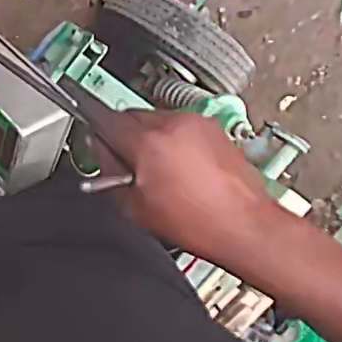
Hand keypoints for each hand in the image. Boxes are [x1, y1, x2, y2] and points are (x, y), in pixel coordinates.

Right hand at [99, 111, 287, 269]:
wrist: (244, 225)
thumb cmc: (199, 222)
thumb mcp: (134, 206)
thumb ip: (108, 170)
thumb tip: (103, 151)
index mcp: (148, 142)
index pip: (107, 120)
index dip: (97, 132)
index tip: (96, 137)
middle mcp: (173, 125)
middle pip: (131, 116)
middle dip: (124, 136)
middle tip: (127, 163)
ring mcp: (196, 123)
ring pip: (156, 118)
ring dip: (149, 137)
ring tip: (158, 169)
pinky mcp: (213, 128)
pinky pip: (180, 125)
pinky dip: (173, 140)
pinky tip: (179, 167)